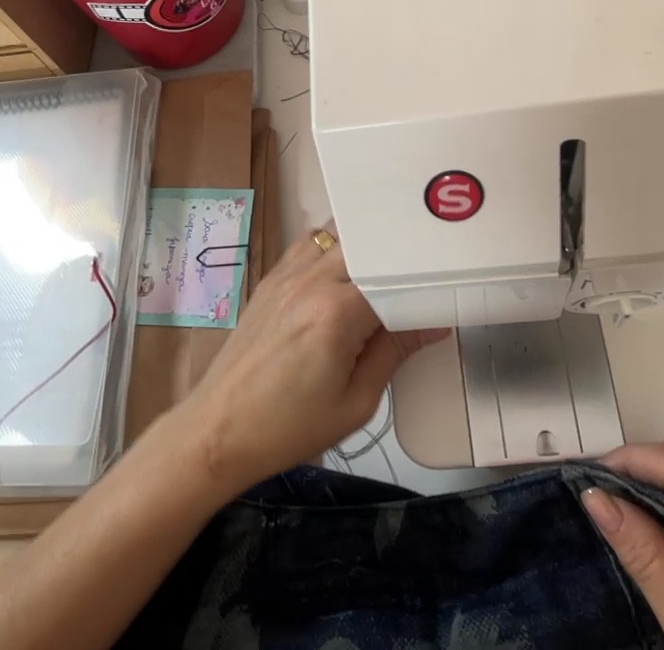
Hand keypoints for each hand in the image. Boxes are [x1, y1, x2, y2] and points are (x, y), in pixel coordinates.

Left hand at [168, 224, 446, 493]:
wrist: (219, 430)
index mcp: (338, 312)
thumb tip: (434, 323)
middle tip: (419, 275)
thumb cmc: (289, 427)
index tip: (444, 290)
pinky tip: (344, 272)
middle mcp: (311, 280)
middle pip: (366, 242)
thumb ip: (395, 352)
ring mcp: (286, 275)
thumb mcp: (356, 402)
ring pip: (335, 233)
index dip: (422, 280)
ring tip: (384, 267)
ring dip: (362, 244)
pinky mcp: (270, 280)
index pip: (395, 275)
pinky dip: (331, 248)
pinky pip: (308, 245)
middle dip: (395, 254)